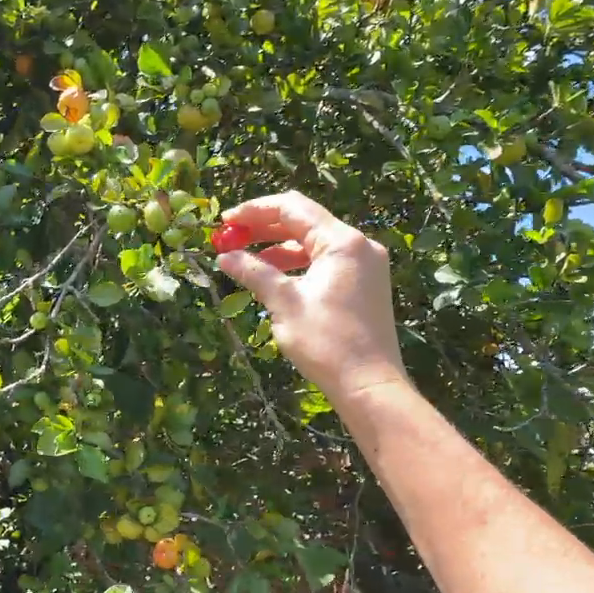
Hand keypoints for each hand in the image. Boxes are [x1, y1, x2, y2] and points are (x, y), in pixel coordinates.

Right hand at [214, 191, 406, 406]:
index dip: (255, 211)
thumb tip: (224, 256)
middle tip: (230, 239)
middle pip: (305, 223)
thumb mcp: (284, 303)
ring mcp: (365, 266)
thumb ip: (254, 272)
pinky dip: (297, 266)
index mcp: (342, 242)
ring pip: (314, 245)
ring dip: (279, 249)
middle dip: (264, 229)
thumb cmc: (326, 342)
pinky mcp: (364, 285)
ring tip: (245, 262)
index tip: (225, 221)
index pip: (293, 208)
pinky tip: (273, 279)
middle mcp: (358, 245)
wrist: (368, 384)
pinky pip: (325, 264)